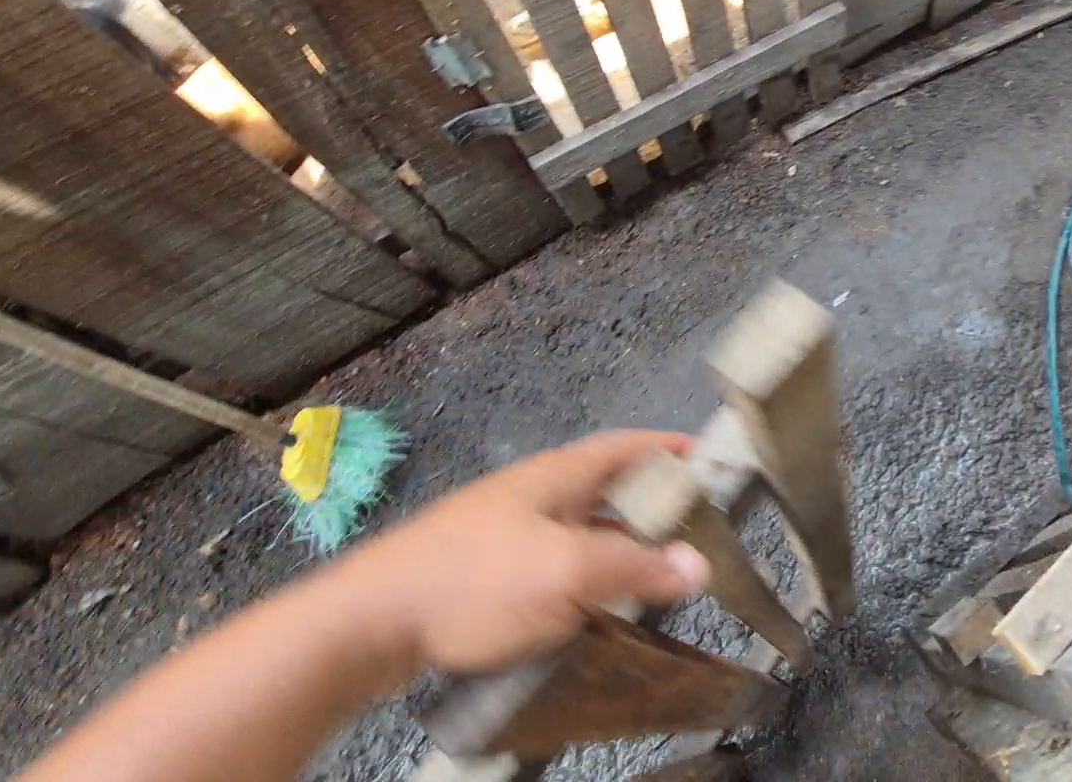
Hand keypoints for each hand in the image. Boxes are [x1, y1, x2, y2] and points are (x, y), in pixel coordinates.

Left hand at [324, 431, 710, 675]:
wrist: (366, 625)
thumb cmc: (477, 581)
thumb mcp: (568, 573)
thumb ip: (637, 568)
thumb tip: (700, 565)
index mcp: (558, 476)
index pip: (625, 447)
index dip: (666, 448)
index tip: (705, 457)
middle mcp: (535, 494)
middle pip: (607, 487)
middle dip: (651, 501)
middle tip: (692, 524)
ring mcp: (507, 530)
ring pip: (581, 527)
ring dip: (619, 543)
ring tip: (654, 570)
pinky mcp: (486, 568)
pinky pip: (556, 560)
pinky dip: (587, 573)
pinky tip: (594, 604)